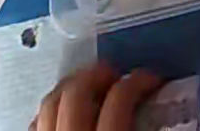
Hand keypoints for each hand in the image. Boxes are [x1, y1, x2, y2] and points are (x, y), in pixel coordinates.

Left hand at [33, 62, 161, 130]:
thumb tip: (165, 107)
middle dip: (99, 74)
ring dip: (72, 86)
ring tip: (92, 87)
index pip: (119, 99)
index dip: (140, 80)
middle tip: (118, 75)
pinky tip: (64, 114)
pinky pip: (34, 125)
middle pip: (77, 93)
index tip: (154, 78)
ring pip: (49, 103)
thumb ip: (145, 128)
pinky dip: (49, 112)